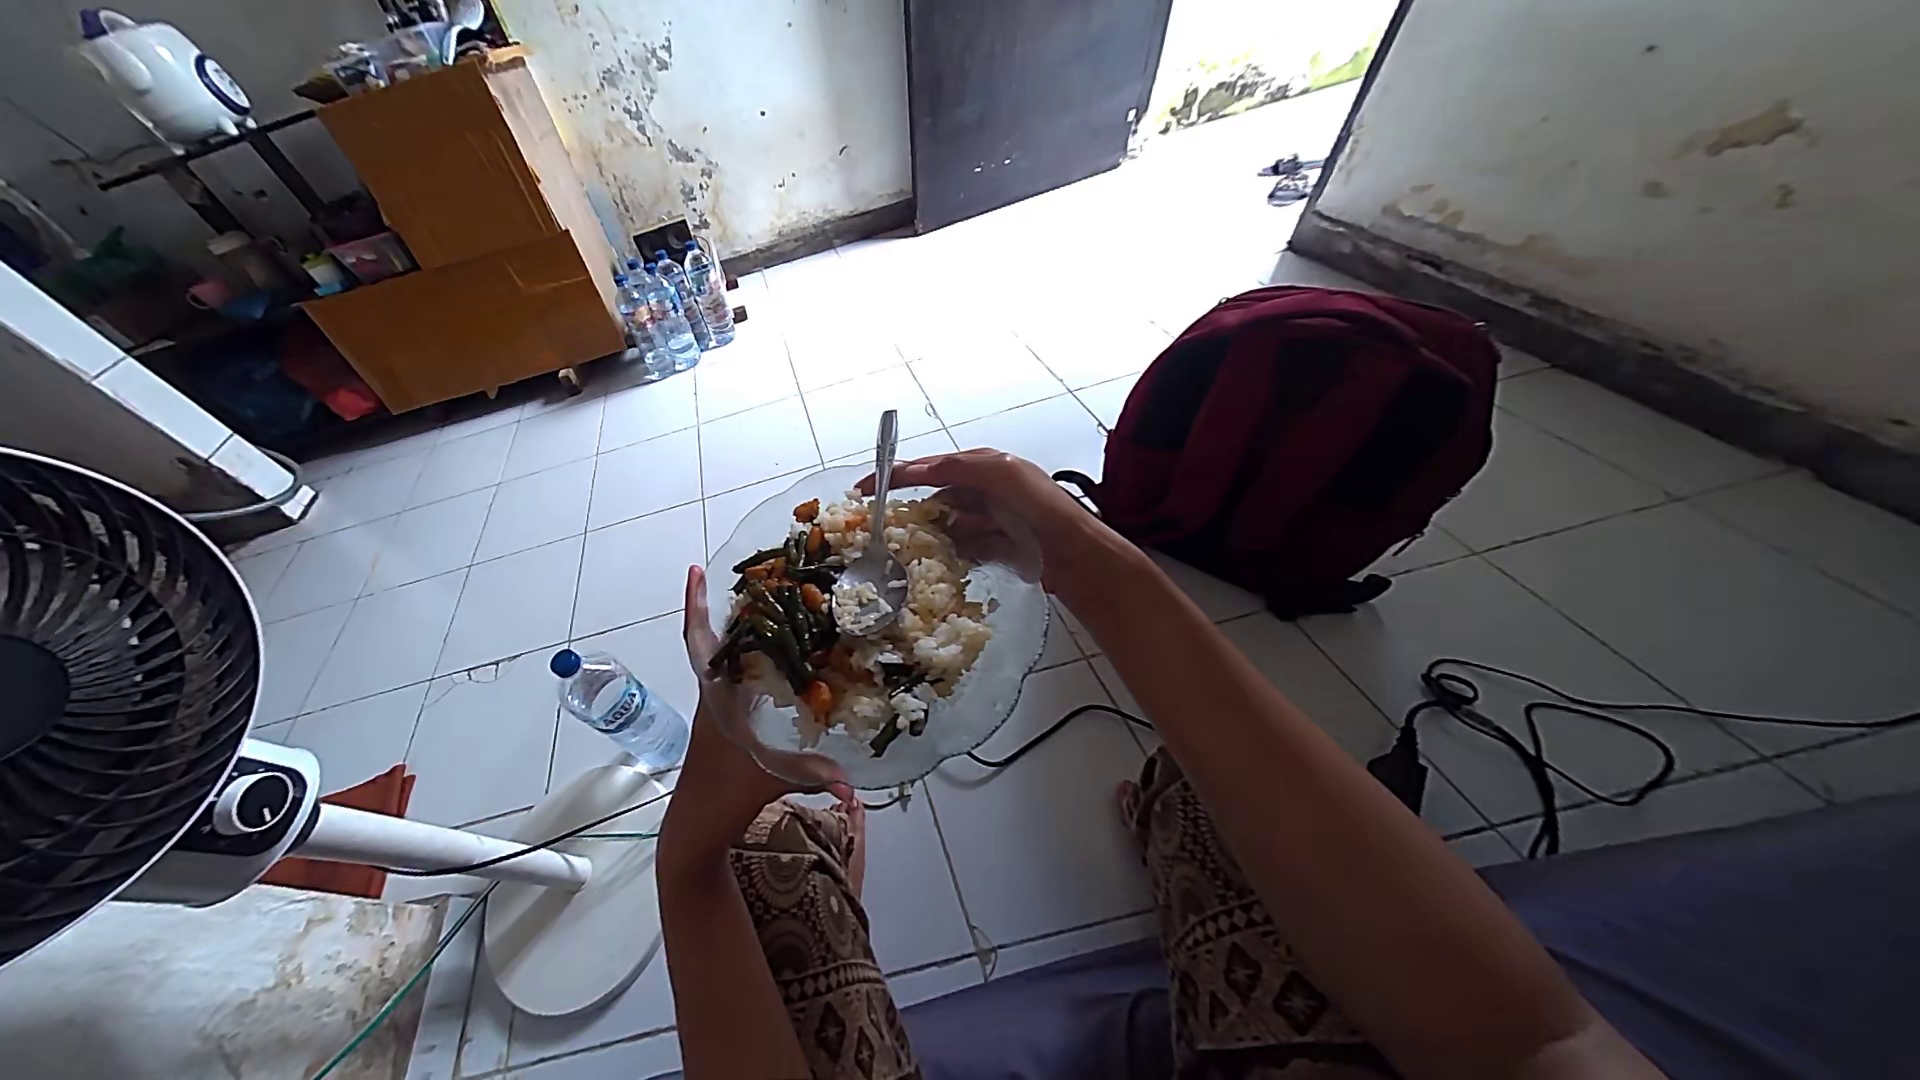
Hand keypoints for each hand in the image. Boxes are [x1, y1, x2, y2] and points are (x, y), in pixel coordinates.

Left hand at [660, 565, 848, 862]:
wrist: (697, 823)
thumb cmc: (726, 797)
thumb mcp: (772, 781)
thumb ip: (815, 777)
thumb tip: (854, 782)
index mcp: (718, 697)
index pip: (701, 643)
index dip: (696, 606)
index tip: (695, 570)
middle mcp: (715, 691)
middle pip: (718, 635)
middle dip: (734, 601)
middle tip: (765, 572)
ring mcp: (719, 701)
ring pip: (728, 651)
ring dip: (744, 623)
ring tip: (777, 596)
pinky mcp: (726, 713)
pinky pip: (737, 669)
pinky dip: (753, 651)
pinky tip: (780, 646)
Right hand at [858, 449, 1114, 589]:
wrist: (1074, 553)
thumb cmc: (1041, 508)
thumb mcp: (1001, 474)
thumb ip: (962, 467)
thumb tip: (925, 469)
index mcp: (985, 467)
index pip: (933, 467)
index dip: (898, 475)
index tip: (865, 488)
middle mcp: (986, 491)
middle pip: (937, 497)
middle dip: (912, 508)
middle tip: (883, 524)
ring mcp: (990, 520)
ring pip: (948, 525)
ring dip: (932, 535)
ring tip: (910, 548)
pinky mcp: (996, 547)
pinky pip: (964, 547)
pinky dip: (953, 553)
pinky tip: (945, 561)